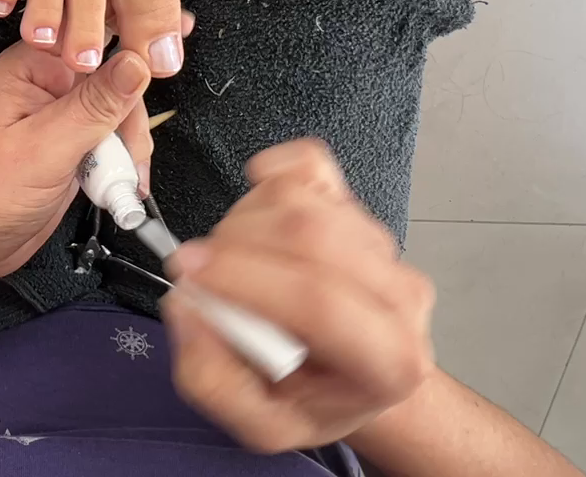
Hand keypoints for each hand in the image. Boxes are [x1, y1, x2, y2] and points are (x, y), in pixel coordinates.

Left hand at [0, 44, 152, 285]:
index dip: (131, 51)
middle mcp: (48, 82)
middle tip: (129, 157)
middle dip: (130, 121)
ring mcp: (62, 114)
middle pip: (117, 79)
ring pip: (121, 114)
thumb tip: (135, 63)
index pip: (93, 38)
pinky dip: (121, 164)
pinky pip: (113, 141)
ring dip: (128, 148)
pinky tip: (116, 186)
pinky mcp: (72, 142)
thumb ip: (94, 106)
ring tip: (119, 182)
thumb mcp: (45, 148)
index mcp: (32, 64)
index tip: (159, 67)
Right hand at [163, 141, 436, 454]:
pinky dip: (270, 171)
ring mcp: (378, 240)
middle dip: (233, 245)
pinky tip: (256, 198)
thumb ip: (213, 380)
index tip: (186, 271)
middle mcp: (399, 294)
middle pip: (308, 236)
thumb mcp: (256, 422)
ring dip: (242, 220)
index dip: (243, 279)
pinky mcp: (353, 200)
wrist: (349, 367)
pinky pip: (308, 162)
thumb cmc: (305, 391)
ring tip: (232, 256)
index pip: (319, 302)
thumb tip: (189, 306)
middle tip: (199, 270)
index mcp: (388, 360)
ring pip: (299, 199)